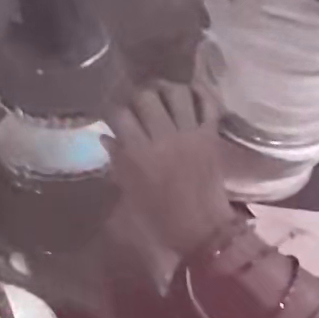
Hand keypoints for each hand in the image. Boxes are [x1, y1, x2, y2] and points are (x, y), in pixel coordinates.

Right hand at [105, 82, 237, 254]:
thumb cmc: (160, 216)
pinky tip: (187, 95)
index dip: (111, 109)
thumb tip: (107, 137)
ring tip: (159, 94)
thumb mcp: (130, 191)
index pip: (120, 115)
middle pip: (146, 97)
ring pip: (177, 93)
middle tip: (134, 102)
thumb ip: (118, 161)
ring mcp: (191, 133)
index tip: (109, 111)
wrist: (202, 228)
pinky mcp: (211, 135)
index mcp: (140, 154)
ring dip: (165, 89)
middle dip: (136, 96)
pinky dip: (198, 93)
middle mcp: (164, 137)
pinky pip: (207, 103)